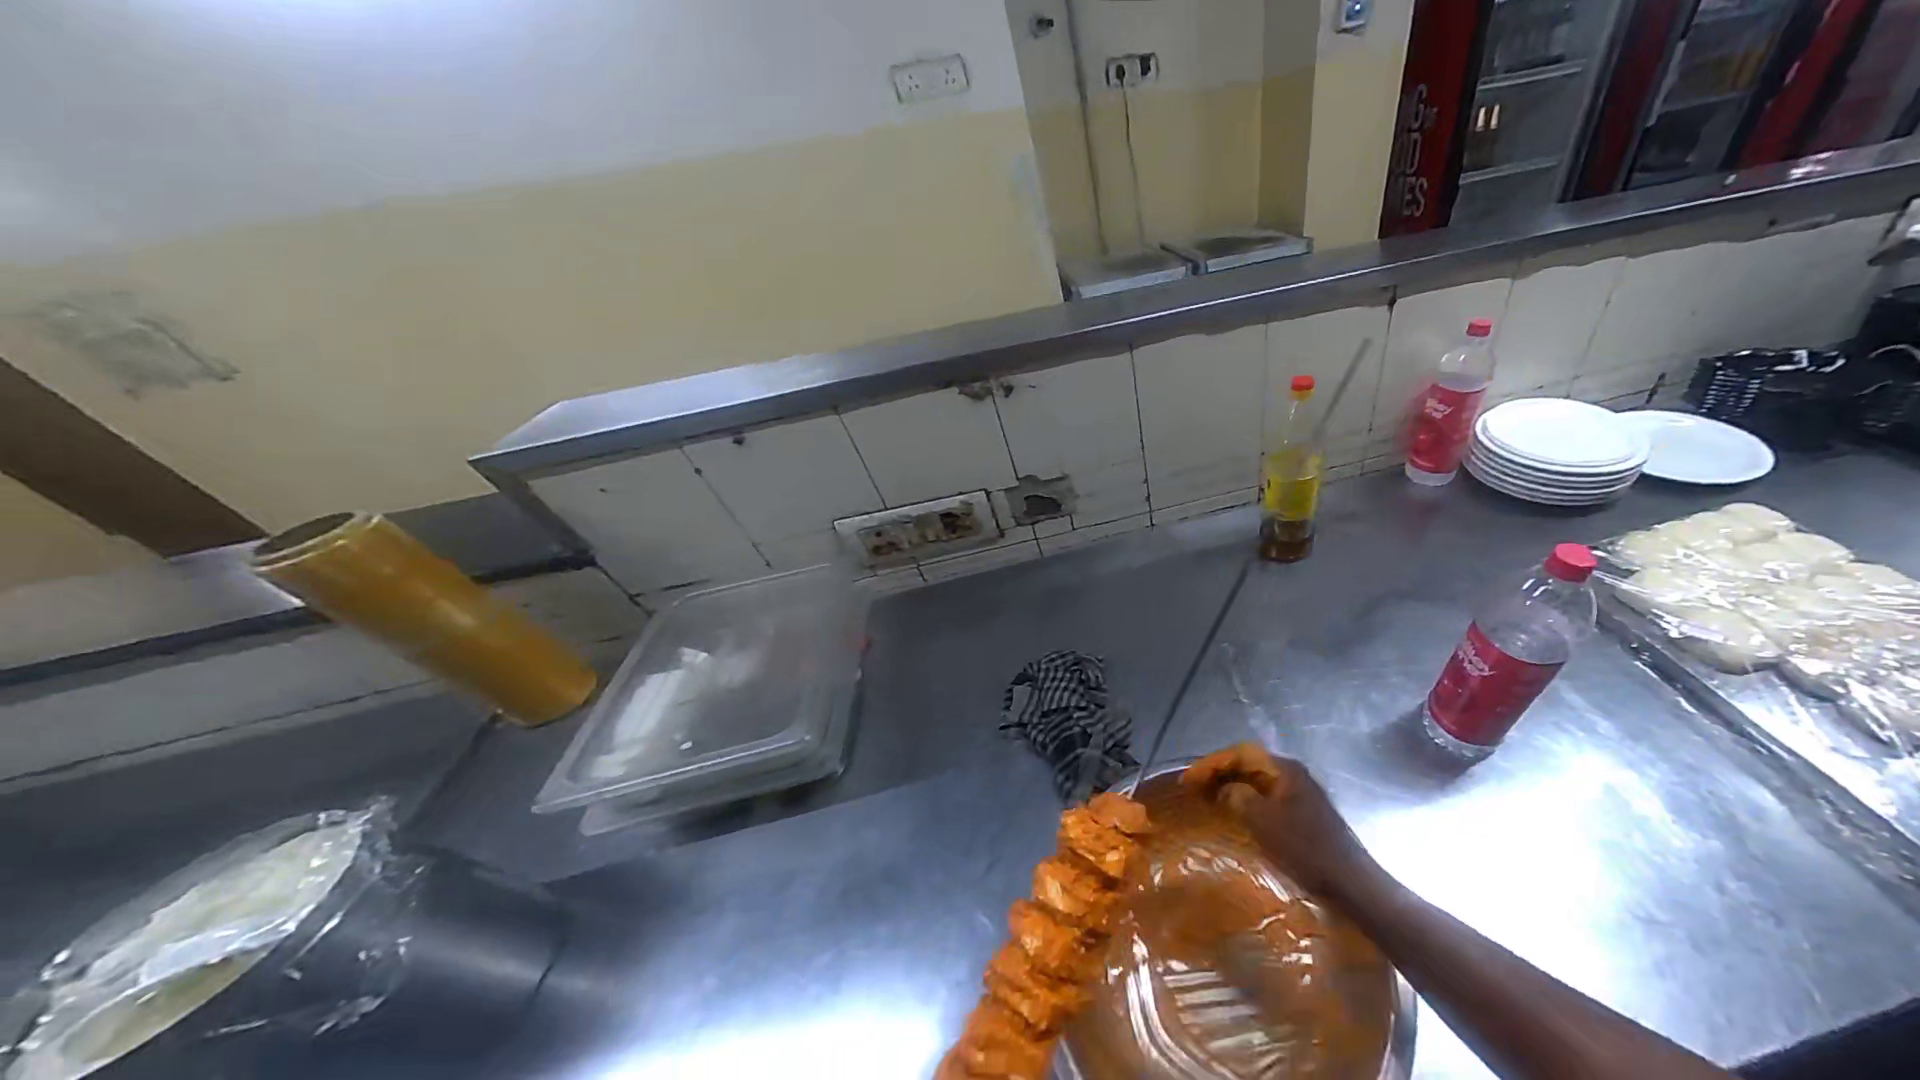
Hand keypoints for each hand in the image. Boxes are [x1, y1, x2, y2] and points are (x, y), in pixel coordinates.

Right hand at [1181, 743, 1379, 901]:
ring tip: (1207, 798)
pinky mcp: (1304, 814)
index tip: (1187, 780)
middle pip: (1248, 763)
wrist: (1352, 884)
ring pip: (1257, 781)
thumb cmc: (1305, 848)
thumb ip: (1238, 797)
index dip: (1210, 763)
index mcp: (1284, 769)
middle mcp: (1293, 774)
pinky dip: (1245, 800)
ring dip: (1230, 786)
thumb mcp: (1263, 820)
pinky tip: (1234, 813)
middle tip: (1193, 787)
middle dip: (1218, 772)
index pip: (1240, 753)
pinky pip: (1266, 797)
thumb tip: (1224, 789)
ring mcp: (1300, 794)